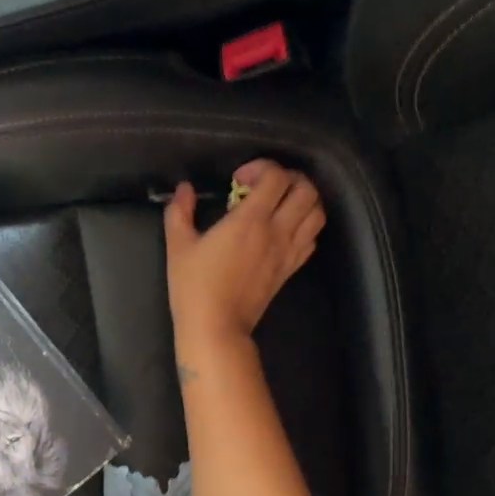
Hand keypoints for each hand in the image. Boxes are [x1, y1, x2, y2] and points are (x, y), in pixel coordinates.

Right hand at [164, 159, 326, 345]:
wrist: (216, 328)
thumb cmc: (194, 287)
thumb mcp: (178, 247)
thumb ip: (179, 213)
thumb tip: (184, 190)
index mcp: (250, 221)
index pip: (276, 177)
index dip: (261, 168)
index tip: (239, 179)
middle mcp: (277, 231)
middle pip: (306, 189)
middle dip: (288, 179)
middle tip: (265, 187)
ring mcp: (288, 251)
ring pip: (317, 212)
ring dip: (303, 200)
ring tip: (280, 204)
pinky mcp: (290, 269)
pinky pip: (312, 238)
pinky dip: (305, 225)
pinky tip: (285, 230)